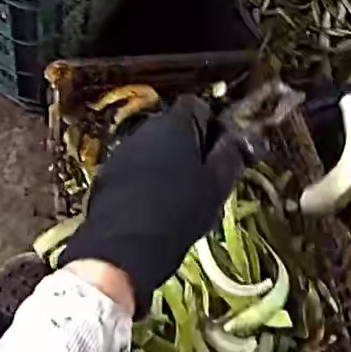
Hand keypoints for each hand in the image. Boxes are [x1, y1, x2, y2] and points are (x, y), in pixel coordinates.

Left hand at [59, 95, 242, 314]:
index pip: (198, 106)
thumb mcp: (217, 184)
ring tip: (180, 196)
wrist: (123, 245)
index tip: (221, 149)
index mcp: (176, 124)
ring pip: (154, 148)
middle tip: (204, 177)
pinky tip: (154, 207)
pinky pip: (135, 168)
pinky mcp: (107, 173)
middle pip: (174, 126)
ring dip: (167, 163)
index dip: (212, 125)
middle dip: (190, 146)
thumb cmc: (179, 209)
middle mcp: (146, 128)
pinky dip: (146, 179)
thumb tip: (242, 139)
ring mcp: (123, 150)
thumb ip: (231, 155)